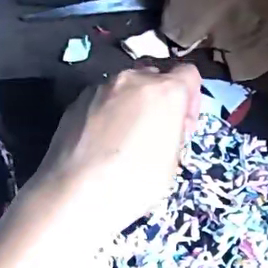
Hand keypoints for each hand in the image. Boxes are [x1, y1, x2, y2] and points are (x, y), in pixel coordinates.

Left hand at [29, 65, 201, 246]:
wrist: (75, 194)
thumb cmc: (134, 183)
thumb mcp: (172, 162)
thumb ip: (174, 130)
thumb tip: (166, 124)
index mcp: (165, 91)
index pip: (189, 74)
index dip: (191, 99)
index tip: (184, 125)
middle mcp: (133, 79)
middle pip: (156, 76)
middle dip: (161, 99)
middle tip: (157, 131)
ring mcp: (101, 87)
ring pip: (126, 87)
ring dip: (133, 104)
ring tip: (126, 138)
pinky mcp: (76, 100)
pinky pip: (102, 99)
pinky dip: (109, 112)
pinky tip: (102, 142)